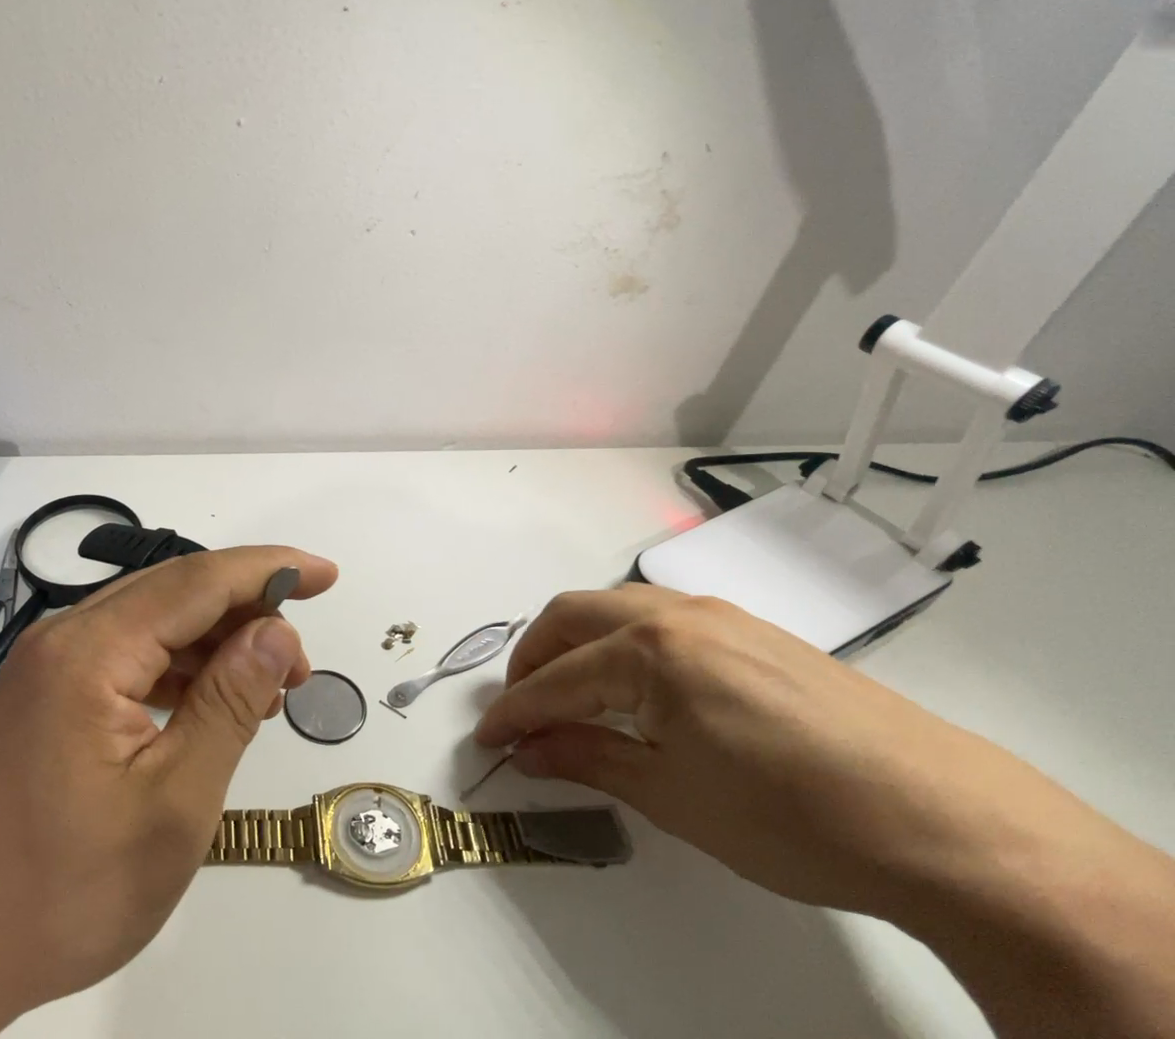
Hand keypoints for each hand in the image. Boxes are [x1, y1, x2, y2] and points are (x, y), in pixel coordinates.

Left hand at [0, 546, 336, 1037]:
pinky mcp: (35, 705)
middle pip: (168, 595)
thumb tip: (276, 629)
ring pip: (143, 628)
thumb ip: (228, 704)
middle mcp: (58, 642)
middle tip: (300, 664)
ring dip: (209, 647)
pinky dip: (170, 674)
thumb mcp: (173, 803)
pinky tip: (202, 709)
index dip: (268, 570)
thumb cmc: (66, 890)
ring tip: (264, 694)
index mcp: (88, 651)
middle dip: (244, 612)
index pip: (195, 582)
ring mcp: (40, 673)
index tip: (328, 574)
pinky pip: (117, 662)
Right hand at [472, 584, 1132, 916]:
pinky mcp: (762, 636)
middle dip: (534, 658)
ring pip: (621, 611)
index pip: (555, 680)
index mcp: (650, 651)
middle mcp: (682, 616)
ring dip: (579, 645)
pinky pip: (666, 622)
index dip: (513, 712)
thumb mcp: (672, 796)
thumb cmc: (794, 816)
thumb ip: (588, 760)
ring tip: (571, 699)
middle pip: (575, 616)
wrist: (944, 823)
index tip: (489, 738)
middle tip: (519, 709)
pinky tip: (637, 692)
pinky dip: (625, 646)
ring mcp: (727, 619)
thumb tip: (532, 750)